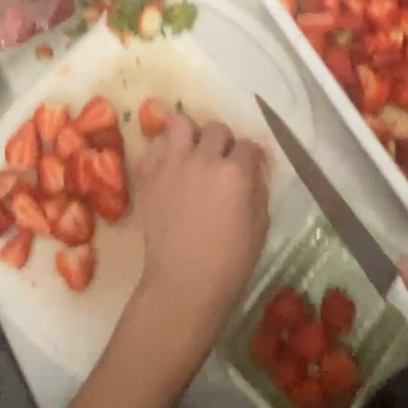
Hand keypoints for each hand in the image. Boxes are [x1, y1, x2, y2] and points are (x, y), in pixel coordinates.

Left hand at [131, 112, 270, 327]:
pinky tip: (169, 168)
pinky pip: (154, 146)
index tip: (248, 167)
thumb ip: (258, 189)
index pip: (248, 145)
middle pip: (216, 128)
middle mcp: (203, 159)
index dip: (250, 156)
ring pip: (180, 123)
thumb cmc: (230, 262)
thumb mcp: (260, 226)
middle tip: (220, 161)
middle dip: (222, 142)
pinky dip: (163, 152)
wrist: (183, 283)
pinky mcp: (148, 175)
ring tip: (191, 154)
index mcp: (235, 172)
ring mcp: (172, 164)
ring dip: (190, 135)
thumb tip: (254, 169)